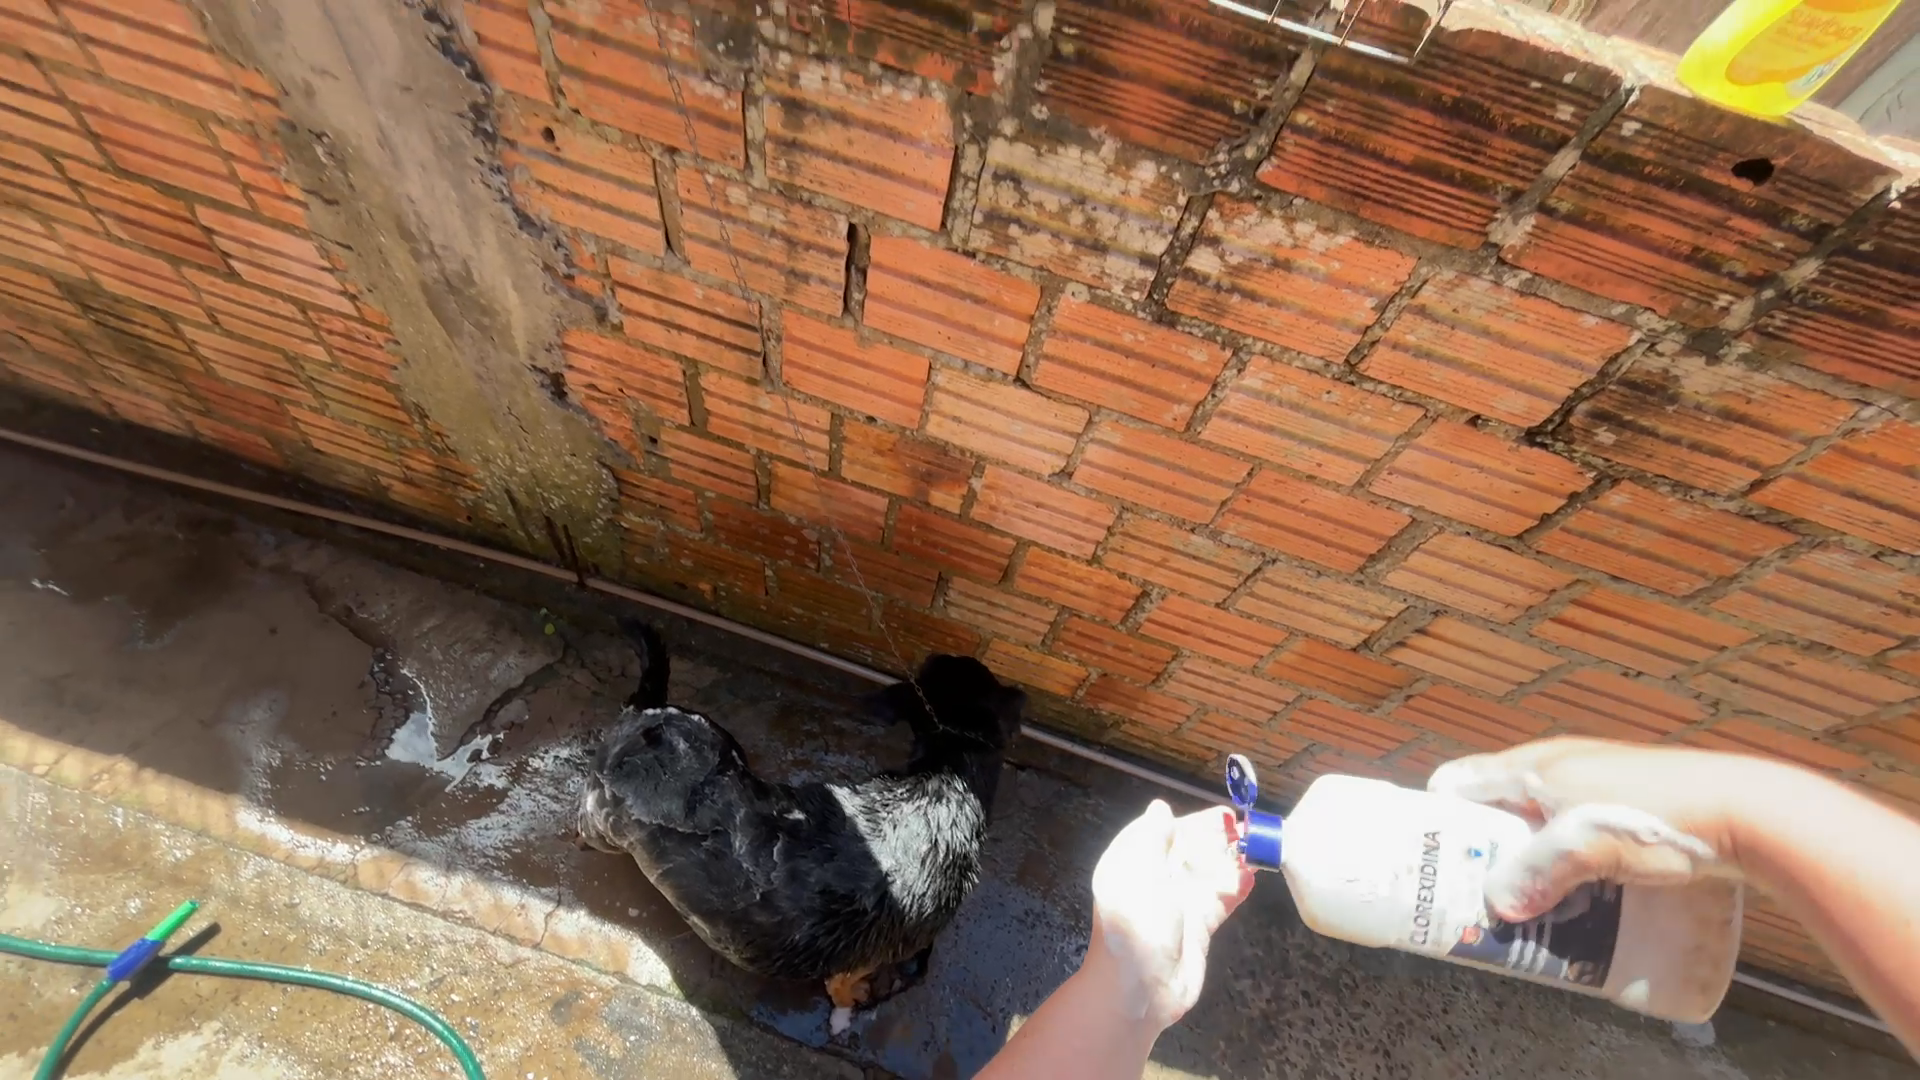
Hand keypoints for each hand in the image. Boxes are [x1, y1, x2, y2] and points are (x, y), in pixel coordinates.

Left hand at [1084, 800, 1255, 1029]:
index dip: (1184, 821)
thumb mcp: (1140, 871)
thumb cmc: (1135, 923)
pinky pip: (1218, 899)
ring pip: (1205, 872)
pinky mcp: (1197, 926)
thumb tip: (1160, 807)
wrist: (1140, 989)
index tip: (1212, 813)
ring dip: (1228, 859)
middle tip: (1244, 826)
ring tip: (1255, 845)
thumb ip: (1153, 838)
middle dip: (1212, 838)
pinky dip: (1234, 887)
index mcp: (1129, 861)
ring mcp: (1176, 903)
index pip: (1156, 831)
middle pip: (1185, 850)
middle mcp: (1152, 879)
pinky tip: (1252, 875)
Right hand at [1427, 737, 1761, 921]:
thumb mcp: (1588, 847)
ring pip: (1538, 813)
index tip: (1432, 846)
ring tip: (1531, 889)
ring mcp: (1594, 780)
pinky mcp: (1630, 800)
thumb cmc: (1657, 819)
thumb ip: (1538, 873)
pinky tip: (1583, 879)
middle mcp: (1556, 764)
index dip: (1439, 809)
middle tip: (1481, 878)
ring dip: (1527, 846)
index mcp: (1532, 762)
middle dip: (1483, 837)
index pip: (1462, 778)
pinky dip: (1564, 847)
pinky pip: (1576, 822)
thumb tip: (1497, 908)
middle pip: (1498, 799)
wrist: (1759, 814)